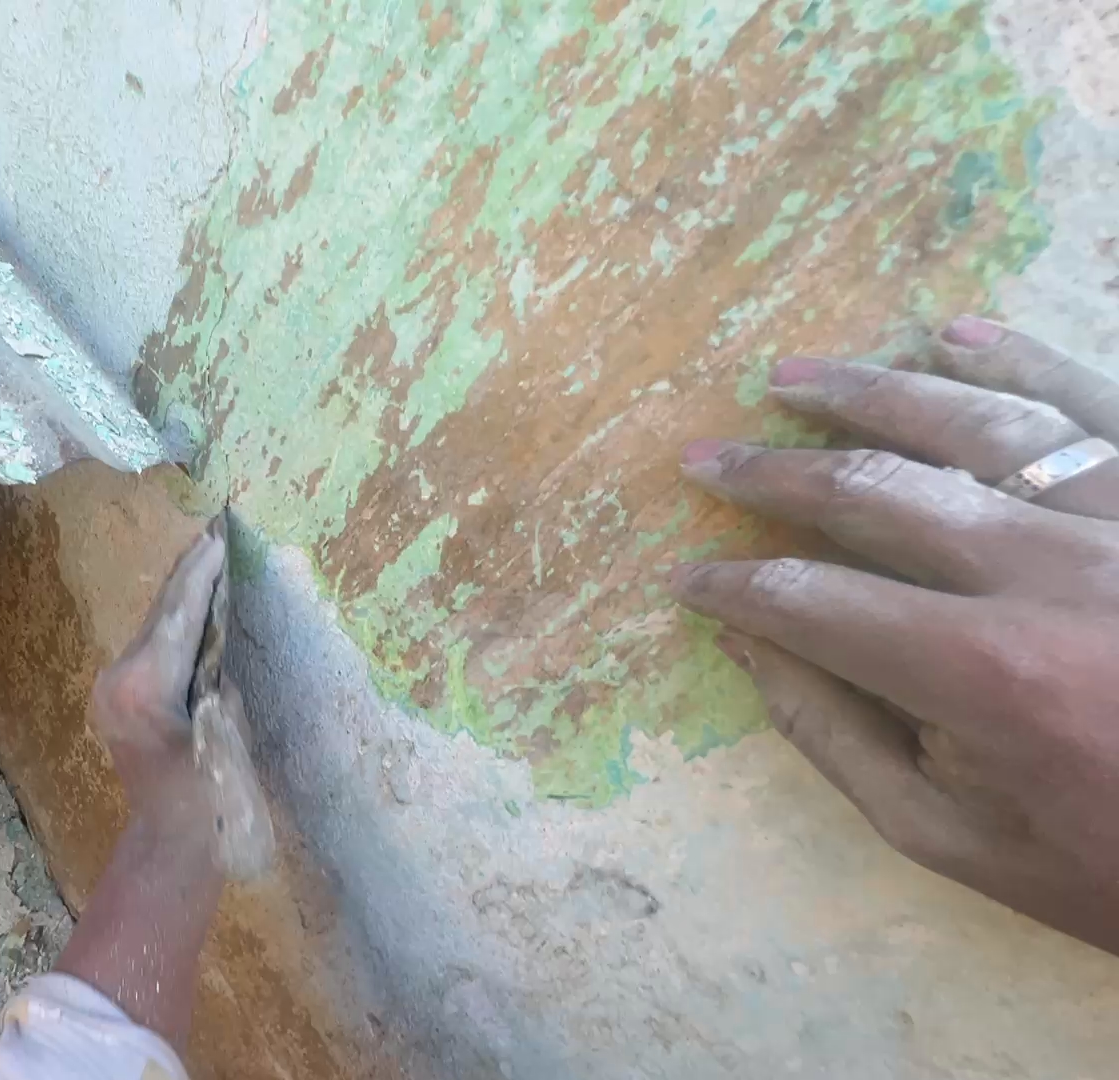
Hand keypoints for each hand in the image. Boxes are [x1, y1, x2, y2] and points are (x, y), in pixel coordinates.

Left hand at [91, 527, 226, 810]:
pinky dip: (171, 625)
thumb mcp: (227, 732)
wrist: (168, 840)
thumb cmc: (207, 798)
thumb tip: (215, 640)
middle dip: (187, 574)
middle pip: (159, 615)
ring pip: (151, 629)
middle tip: (211, 534)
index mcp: (143, 686)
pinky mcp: (113, 695)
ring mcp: (109, 686)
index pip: (177, 616)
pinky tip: (189, 604)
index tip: (216, 536)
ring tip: (205, 557)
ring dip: (179, 597)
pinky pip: (148, 648)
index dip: (200, 574)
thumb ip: (219, 678)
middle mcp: (117, 677)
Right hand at [671, 316, 1118, 955]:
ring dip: (872, 394)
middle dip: (768, 473)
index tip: (681, 580)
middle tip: (703, 456)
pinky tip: (955, 333)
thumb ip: (827, 729)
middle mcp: (1067, 576)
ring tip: (793, 376)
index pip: (805, 599)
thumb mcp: (946, 832)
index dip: (727, 586)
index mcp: (990, 671)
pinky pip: (1113, 408)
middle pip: (875, 491)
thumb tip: (743, 638)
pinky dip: (1027, 363)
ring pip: (986, 426)